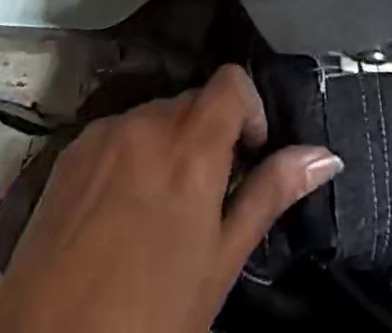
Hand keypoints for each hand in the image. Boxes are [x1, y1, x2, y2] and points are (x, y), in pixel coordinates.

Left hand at [0, 64, 342, 332]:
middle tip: (208, 195)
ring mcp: (100, 138)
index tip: (248, 154)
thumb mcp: (221, 261)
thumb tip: (326, 155)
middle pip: (194, 100)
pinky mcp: (65, 157)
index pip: (231, 82)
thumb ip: (271, 194)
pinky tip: (120, 212)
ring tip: (161, 209)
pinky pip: (116, 133)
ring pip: (155, 115)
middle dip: (211, 133)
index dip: (250, 109)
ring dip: (170, 143)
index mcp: (189, 148)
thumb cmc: (150, 317)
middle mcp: (144, 126)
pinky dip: (132, 153)